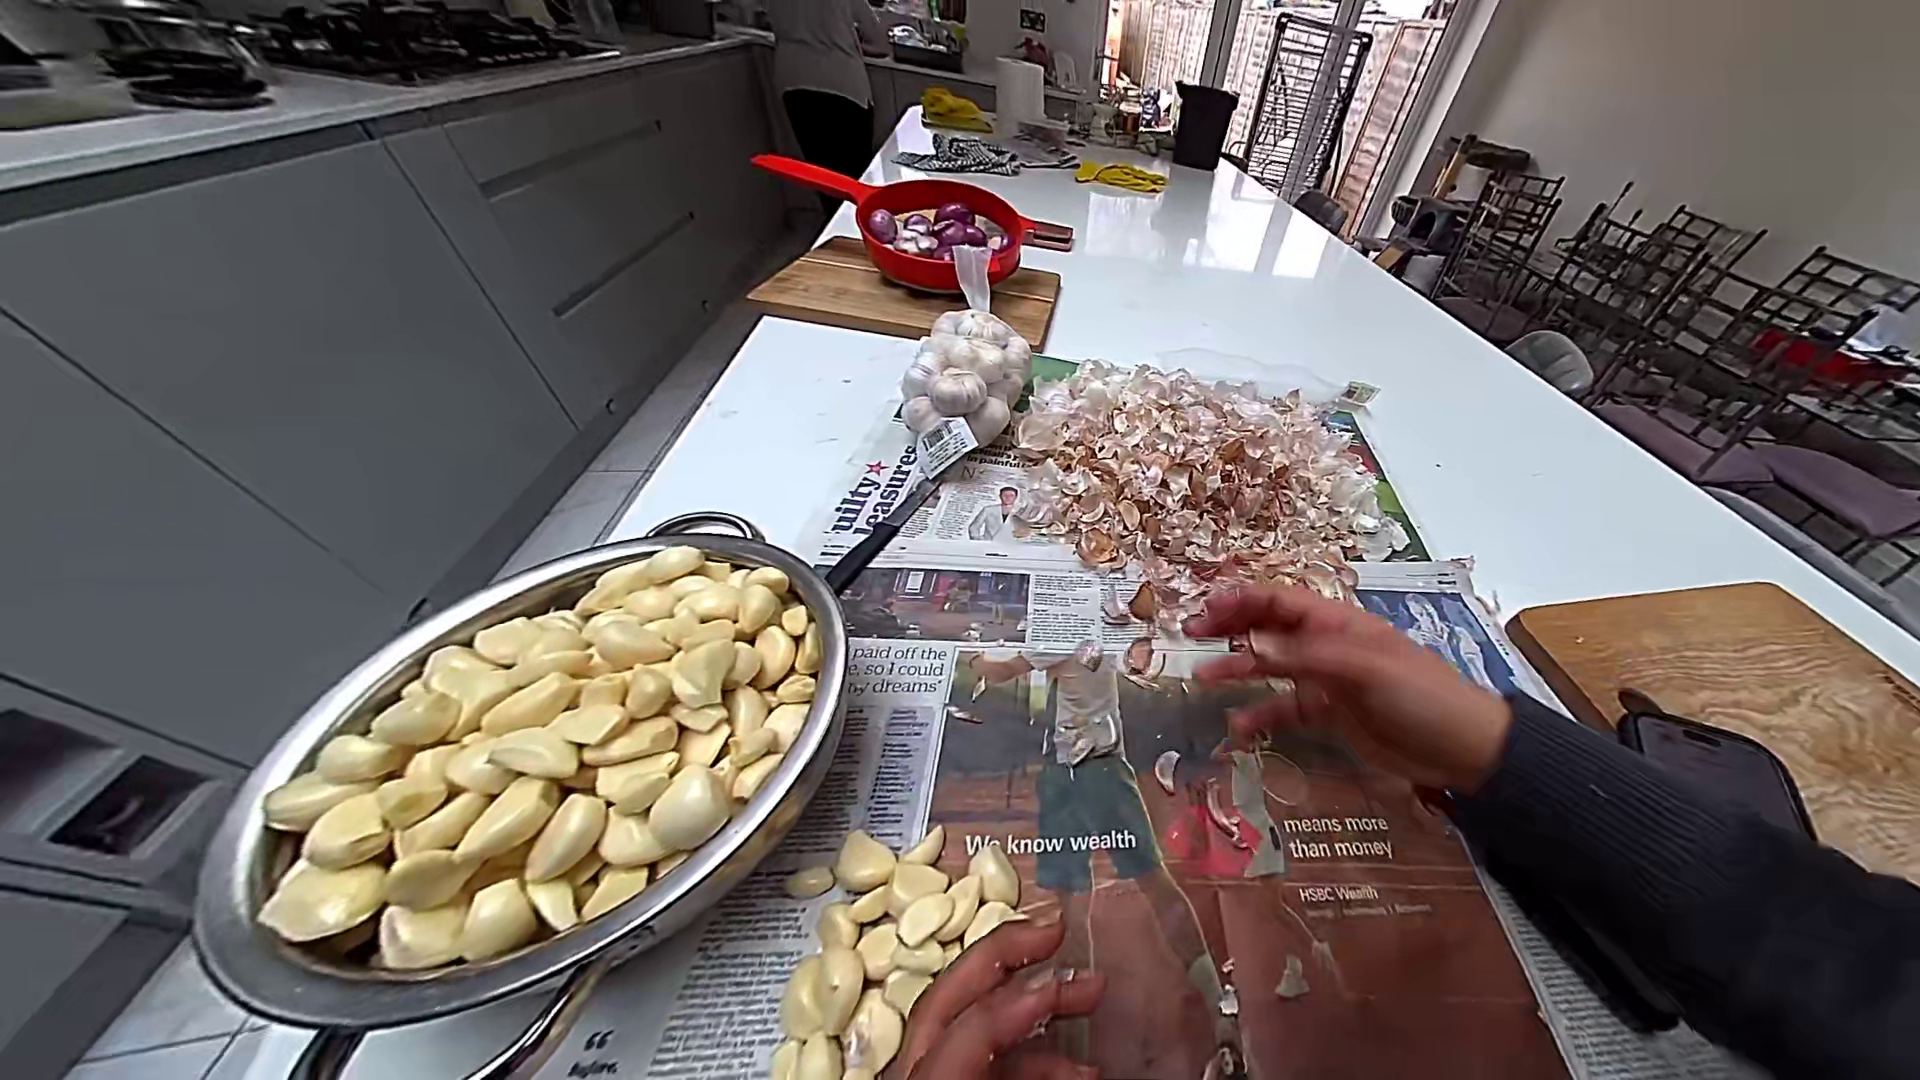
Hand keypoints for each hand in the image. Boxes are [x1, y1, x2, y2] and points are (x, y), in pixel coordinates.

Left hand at [891, 919, 1104, 1079]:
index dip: (1018, 1000)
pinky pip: (976, 1056)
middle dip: (1008, 953)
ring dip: (1029, 1007)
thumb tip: (1088, 1063)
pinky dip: (1024, 1055)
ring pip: (967, 1018)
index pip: (967, 1022)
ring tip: (1089, 996)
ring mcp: (919, 1074)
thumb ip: (1034, 1078)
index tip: (1064, 979)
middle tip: (1058, 927)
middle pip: (953, 990)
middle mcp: (909, 1068)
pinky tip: (1075, 1065)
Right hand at [1184, 587, 1513, 791]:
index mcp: (1336, 623)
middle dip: (1229, 627)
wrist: (1468, 752)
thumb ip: (1306, 657)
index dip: (1242, 599)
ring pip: (1268, 667)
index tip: (1206, 606)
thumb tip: (1250, 647)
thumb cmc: (1422, 696)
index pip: (1279, 601)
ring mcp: (1322, 678)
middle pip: (1267, 628)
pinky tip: (1239, 726)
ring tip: (1203, 677)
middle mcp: (1323, 645)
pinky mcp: (1325, 711)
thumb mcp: (1366, 670)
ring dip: (1236, 668)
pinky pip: (1283, 708)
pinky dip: (1260, 714)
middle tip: (1192, 633)